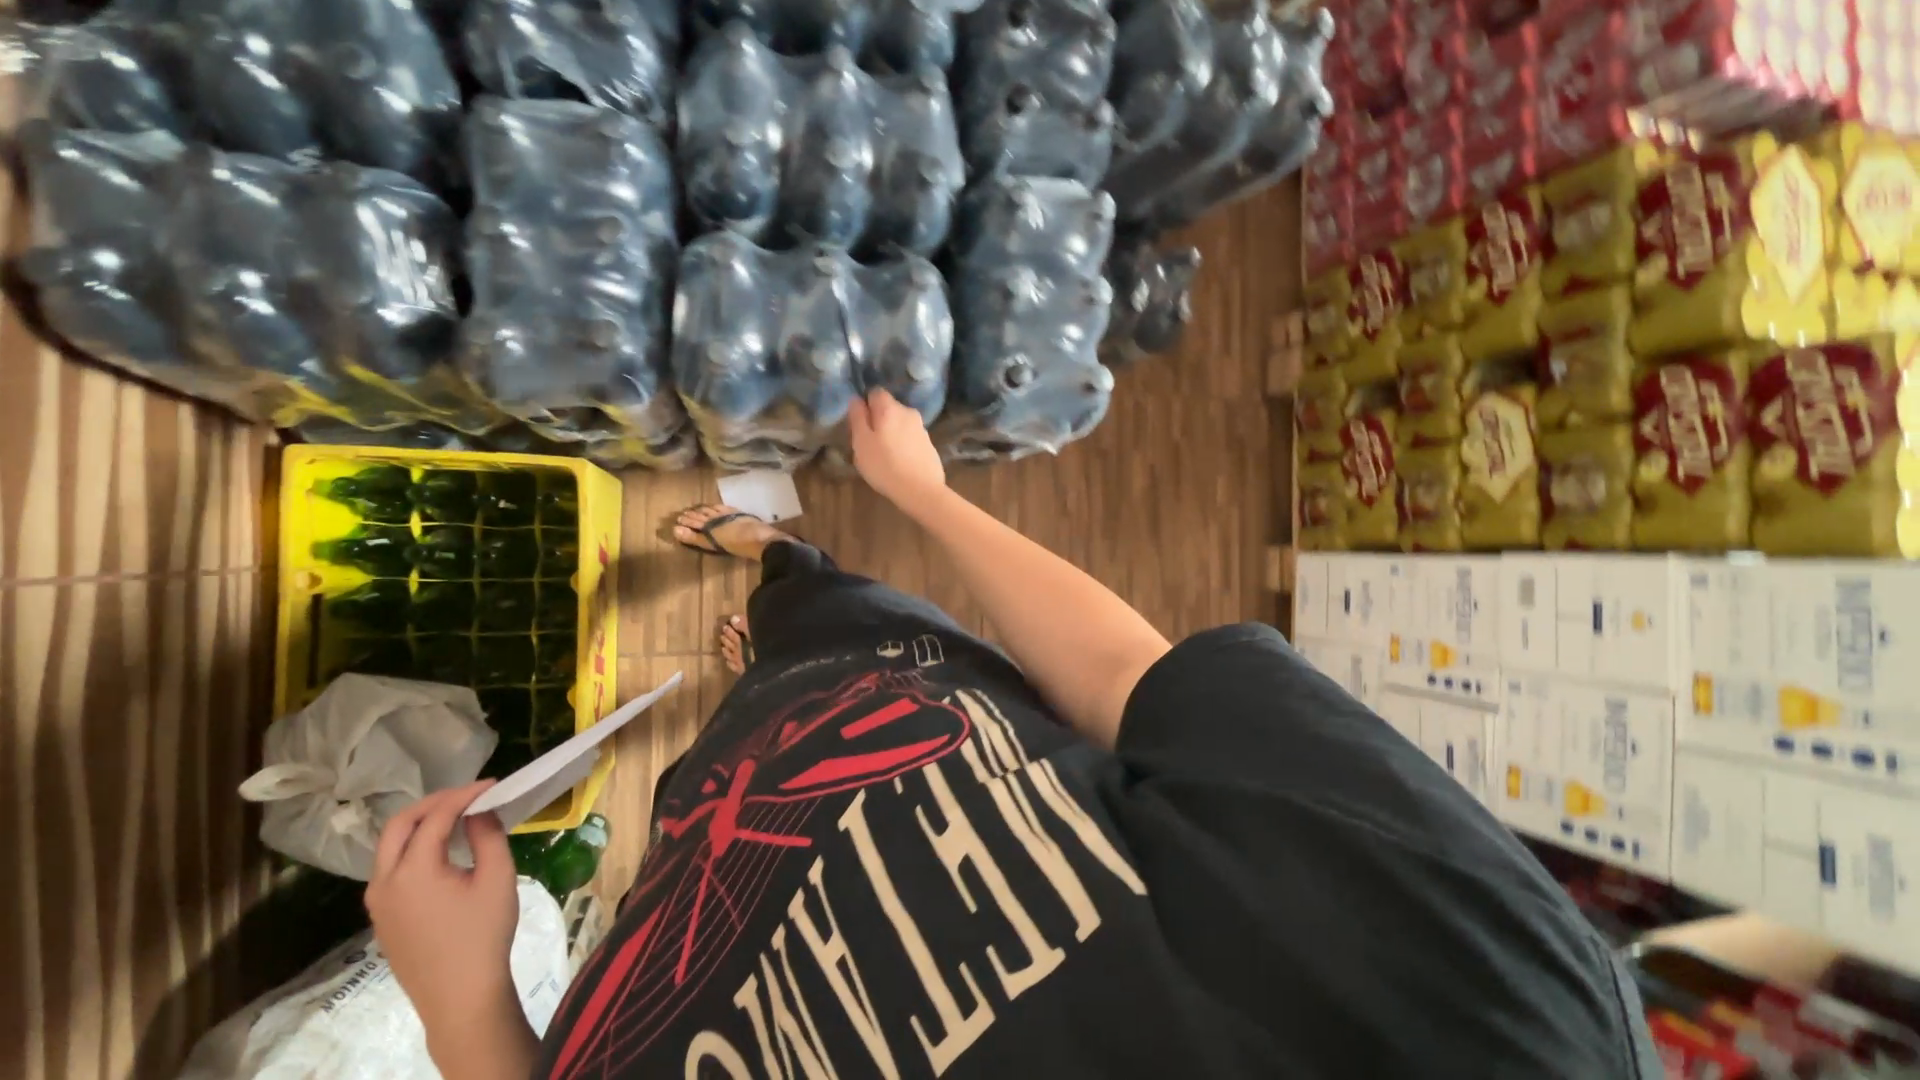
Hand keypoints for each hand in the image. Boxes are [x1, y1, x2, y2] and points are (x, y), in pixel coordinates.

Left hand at [365, 781, 524, 1047]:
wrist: (460, 996)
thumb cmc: (483, 934)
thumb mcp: (497, 878)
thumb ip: (487, 837)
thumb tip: (480, 812)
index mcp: (413, 870)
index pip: (435, 817)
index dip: (464, 795)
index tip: (492, 785)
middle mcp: (384, 881)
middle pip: (398, 825)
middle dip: (433, 803)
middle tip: (467, 795)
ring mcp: (377, 902)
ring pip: (389, 848)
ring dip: (419, 825)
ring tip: (455, 818)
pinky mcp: (382, 918)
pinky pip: (390, 869)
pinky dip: (412, 849)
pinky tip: (441, 853)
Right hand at [849, 389, 945, 507]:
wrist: (920, 490)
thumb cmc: (884, 466)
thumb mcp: (861, 442)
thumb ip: (857, 418)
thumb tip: (856, 399)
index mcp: (890, 408)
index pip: (875, 392)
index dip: (865, 405)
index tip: (860, 425)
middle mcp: (909, 412)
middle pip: (889, 408)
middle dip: (879, 420)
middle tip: (870, 443)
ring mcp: (922, 428)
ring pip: (901, 424)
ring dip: (892, 433)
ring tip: (885, 456)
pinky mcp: (930, 444)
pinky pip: (911, 438)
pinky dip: (904, 445)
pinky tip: (900, 463)